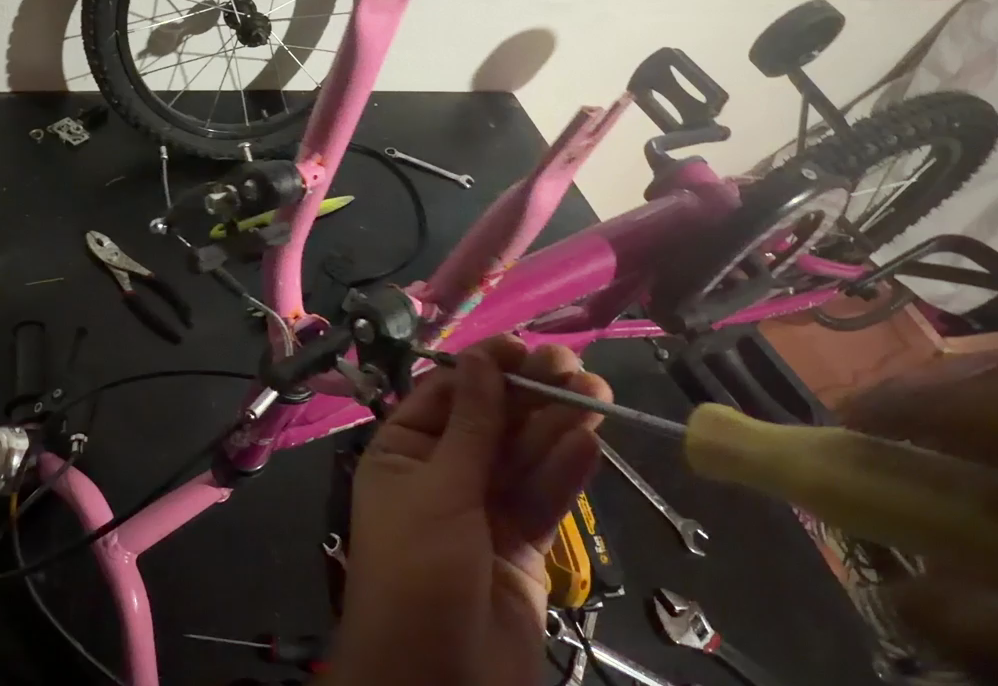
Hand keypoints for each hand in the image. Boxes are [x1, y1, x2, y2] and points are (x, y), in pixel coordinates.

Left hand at [319, 336, 609, 685]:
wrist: (435, 683)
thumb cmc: (417, 572)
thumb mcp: (438, 489)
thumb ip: (472, 425)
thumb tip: (481, 358)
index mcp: (403, 454)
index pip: (446, 396)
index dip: (483, 369)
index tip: (522, 346)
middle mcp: (442, 475)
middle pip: (491, 423)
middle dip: (529, 394)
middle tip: (572, 366)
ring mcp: (484, 510)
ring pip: (523, 457)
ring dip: (556, 426)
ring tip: (594, 393)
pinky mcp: (522, 544)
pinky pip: (542, 498)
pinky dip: (564, 471)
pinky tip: (588, 442)